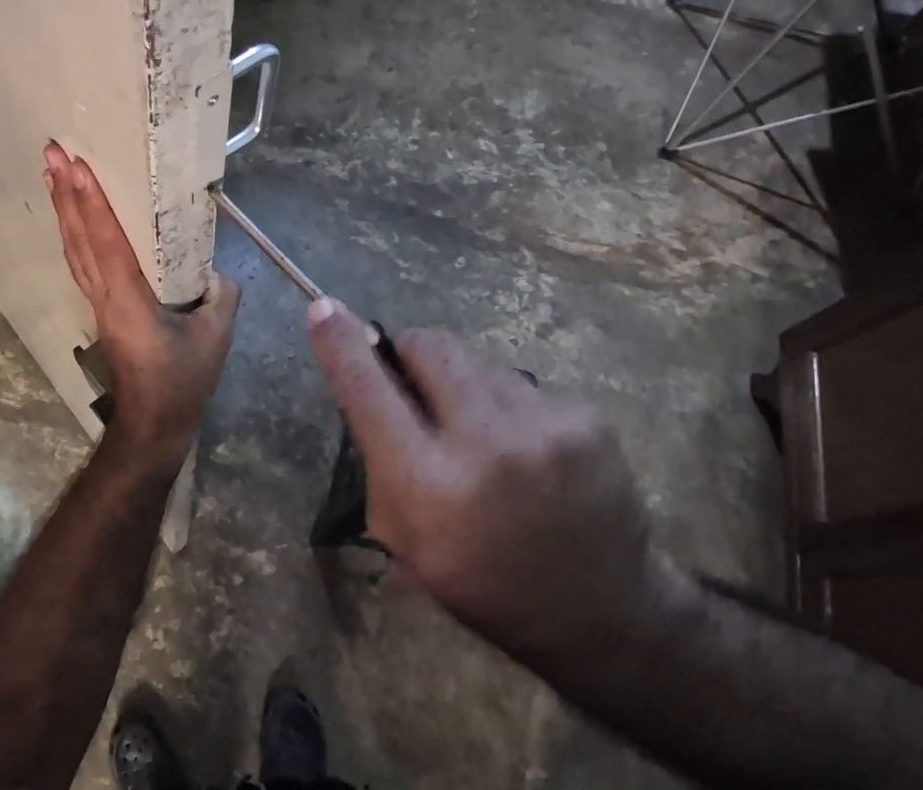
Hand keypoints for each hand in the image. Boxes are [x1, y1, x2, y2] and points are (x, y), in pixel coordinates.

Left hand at [45, 144, 239, 459]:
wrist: (155, 422)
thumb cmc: (183, 380)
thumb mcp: (215, 335)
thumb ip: (220, 294)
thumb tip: (214, 271)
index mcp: (128, 298)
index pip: (106, 240)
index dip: (90, 201)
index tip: (75, 165)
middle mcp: (104, 295)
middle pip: (78, 238)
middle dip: (64, 193)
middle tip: (50, 152)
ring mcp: (98, 303)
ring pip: (73, 250)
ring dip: (63, 210)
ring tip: (52, 174)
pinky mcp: (102, 311)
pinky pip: (80, 264)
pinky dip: (73, 235)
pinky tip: (72, 221)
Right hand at [306, 300, 677, 659]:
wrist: (599, 613)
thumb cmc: (481, 583)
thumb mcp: (404, 538)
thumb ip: (382, 463)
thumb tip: (373, 386)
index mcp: (427, 485)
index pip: (367, 392)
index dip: (339, 345)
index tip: (323, 308)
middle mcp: (483, 444)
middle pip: (429, 346)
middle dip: (411, 355)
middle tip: (416, 386)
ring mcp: (543, 426)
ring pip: (478, 362)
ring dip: (465, 386)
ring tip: (484, 435)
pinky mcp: (586, 418)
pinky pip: (524, 384)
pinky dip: (511, 407)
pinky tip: (527, 450)